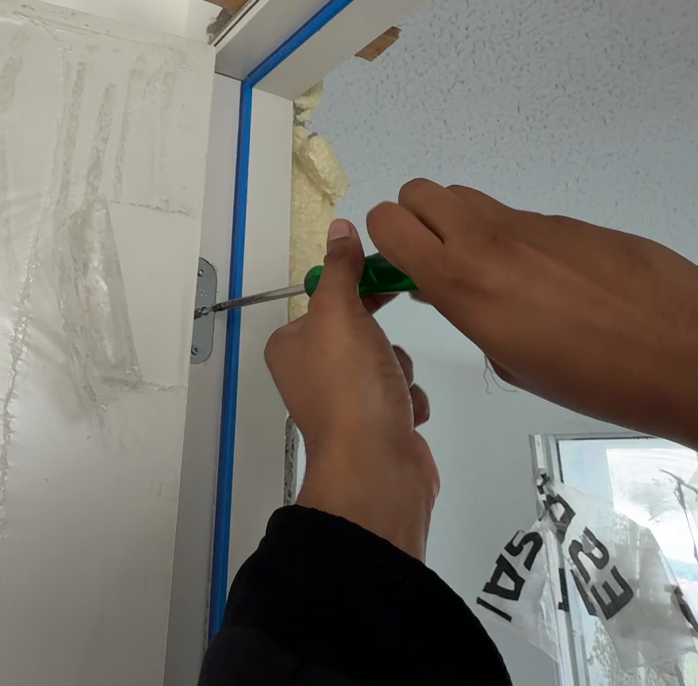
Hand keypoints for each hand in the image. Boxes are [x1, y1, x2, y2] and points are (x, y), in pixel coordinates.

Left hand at [265, 218, 436, 558]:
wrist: (377, 470)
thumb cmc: (351, 386)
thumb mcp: (341, 314)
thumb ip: (342, 269)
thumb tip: (339, 228)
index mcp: (290, 345)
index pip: (328, 299)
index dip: (360, 291)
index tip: (388, 285)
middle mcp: (308, 371)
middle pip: (360, 331)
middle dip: (384, 343)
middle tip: (385, 357)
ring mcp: (341, 401)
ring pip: (386, 360)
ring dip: (399, 371)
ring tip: (394, 391)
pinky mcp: (373, 425)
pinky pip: (400, 393)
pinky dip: (408, 400)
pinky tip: (404, 414)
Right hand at [365, 180, 697, 509]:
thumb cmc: (595, 381)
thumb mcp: (509, 359)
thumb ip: (466, 312)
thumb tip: (450, 289)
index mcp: (461, 280)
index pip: (386, 222)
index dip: (383, 241)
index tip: (399, 269)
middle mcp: (486, 240)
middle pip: (418, 192)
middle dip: (415, 219)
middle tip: (438, 258)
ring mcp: (531, 224)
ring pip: (467, 198)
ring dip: (462, 224)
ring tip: (496, 270)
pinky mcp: (571, 221)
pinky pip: (520, 219)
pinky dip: (517, 240)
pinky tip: (558, 282)